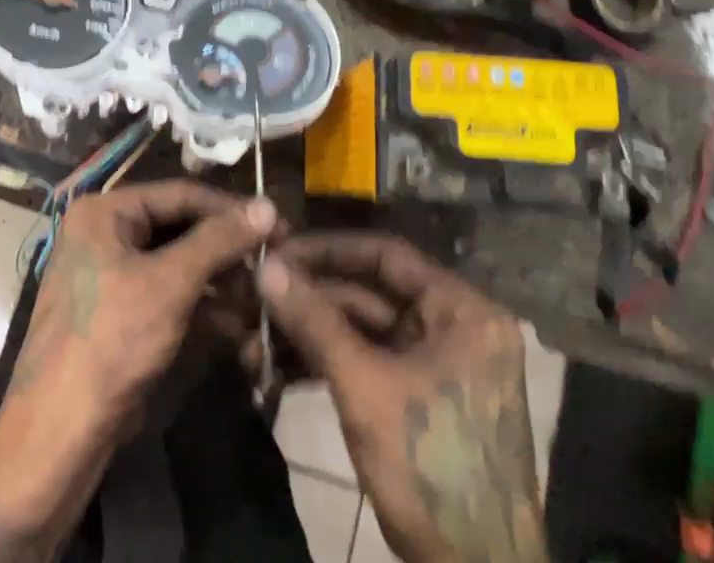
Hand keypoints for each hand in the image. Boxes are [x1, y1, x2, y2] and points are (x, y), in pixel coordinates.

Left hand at [0, 181, 275, 561]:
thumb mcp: (170, 283)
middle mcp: (104, 234)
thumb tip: (269, 205)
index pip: (180, 194)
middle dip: (227, 253)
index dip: (231, 210)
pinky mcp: (123, 313)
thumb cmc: (112, 338)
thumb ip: (219, 241)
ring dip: (221, 285)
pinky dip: (203, 310)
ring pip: (180, 266)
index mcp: (104, 212)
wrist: (64, 420)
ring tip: (259, 304)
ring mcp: (112, 274)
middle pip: (180, 229)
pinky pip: (170, 296)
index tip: (280, 226)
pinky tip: (239, 330)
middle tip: (274, 268)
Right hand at [258, 234, 545, 562]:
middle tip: (249, 296)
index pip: (388, 256)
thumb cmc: (428, 463)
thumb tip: (265, 265)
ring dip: (306, 332)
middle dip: (307, 298)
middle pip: (369, 293)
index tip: (274, 252)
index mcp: (463, 313)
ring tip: (250, 338)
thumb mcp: (363, 385)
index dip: (327, 250)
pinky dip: (322, 361)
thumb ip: (314, 320)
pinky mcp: (413, 395)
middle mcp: (453, 328)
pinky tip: (273, 366)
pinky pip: (362, 361)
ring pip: (359, 329)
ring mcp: (433, 364)